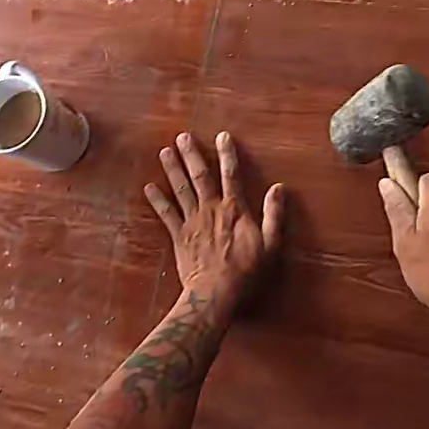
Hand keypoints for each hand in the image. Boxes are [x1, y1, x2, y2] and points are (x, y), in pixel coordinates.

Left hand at [144, 132, 284, 301]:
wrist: (216, 293)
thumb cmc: (246, 271)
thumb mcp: (270, 243)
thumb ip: (274, 214)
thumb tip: (279, 188)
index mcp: (234, 209)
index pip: (231, 174)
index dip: (227, 154)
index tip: (222, 136)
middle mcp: (211, 209)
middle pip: (200, 176)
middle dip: (191, 154)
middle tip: (182, 136)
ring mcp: (192, 221)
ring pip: (181, 189)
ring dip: (172, 169)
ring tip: (165, 151)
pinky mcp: (179, 236)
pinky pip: (166, 214)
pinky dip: (157, 200)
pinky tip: (149, 187)